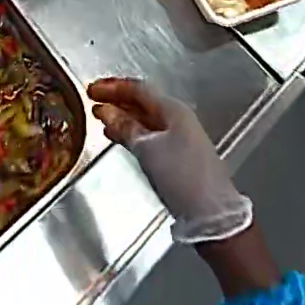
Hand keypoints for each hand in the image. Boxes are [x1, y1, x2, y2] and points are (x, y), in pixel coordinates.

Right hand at [89, 78, 251, 243]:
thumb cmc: (182, 178)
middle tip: (92, 98)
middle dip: (115, 98)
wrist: (213, 217)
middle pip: (141, 100)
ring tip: (99, 115)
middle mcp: (176, 118)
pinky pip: (147, 133)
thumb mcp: (147, 149)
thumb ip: (124, 127)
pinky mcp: (176, 154)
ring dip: (121, 115)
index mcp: (172, 110)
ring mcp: (177, 136)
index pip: (138, 89)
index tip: (91, 89)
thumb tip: (104, 110)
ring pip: (143, 117)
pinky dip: (129, 131)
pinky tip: (116, 135)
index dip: (112, 87)